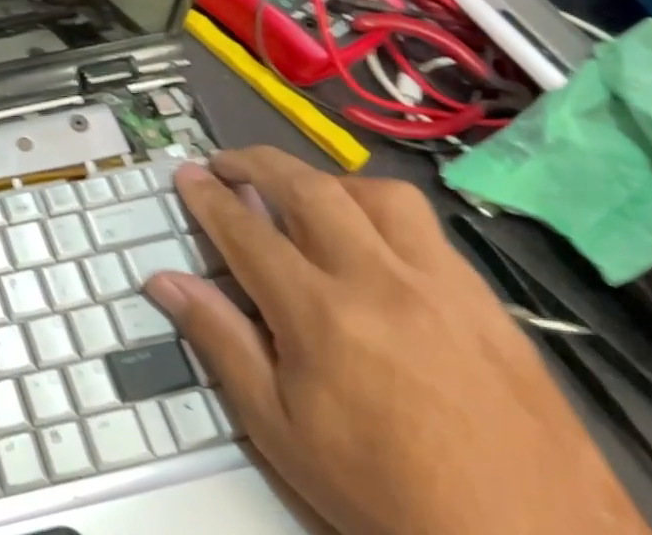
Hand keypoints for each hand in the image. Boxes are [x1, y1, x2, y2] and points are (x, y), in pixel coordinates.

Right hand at [146, 148, 650, 534]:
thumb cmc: (381, 488)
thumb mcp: (279, 428)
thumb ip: (221, 342)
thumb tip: (165, 281)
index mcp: (321, 315)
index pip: (248, 233)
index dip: (210, 198)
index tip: (186, 174)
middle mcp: (380, 280)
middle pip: (310, 190)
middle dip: (258, 164)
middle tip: (227, 163)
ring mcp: (442, 284)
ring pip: (379, 195)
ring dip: (328, 181)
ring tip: (303, 195)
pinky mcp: (486, 300)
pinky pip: (429, 230)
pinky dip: (384, 214)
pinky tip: (372, 242)